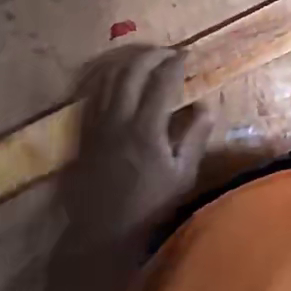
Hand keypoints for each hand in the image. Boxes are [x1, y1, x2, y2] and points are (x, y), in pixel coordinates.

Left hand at [56, 46, 213, 254]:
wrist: (102, 237)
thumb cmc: (150, 209)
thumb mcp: (182, 176)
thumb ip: (194, 138)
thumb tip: (207, 106)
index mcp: (146, 129)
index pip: (162, 82)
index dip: (175, 63)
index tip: (186, 54)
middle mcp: (118, 121)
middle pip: (131, 73)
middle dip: (151, 56)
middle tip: (167, 53)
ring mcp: (96, 127)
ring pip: (107, 80)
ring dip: (126, 63)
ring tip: (143, 59)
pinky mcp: (83, 137)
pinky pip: (92, 97)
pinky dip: (105, 81)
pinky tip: (116, 81)